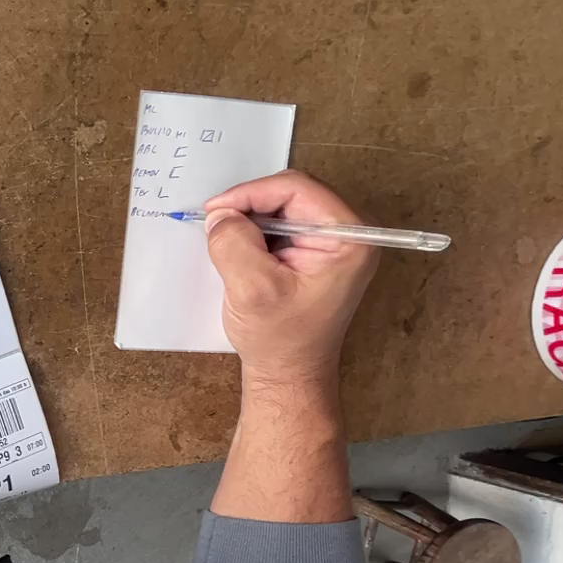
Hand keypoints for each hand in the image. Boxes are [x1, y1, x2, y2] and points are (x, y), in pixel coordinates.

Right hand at [203, 170, 379, 387]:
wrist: (288, 372)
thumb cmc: (280, 339)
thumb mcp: (252, 289)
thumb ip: (234, 245)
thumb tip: (219, 215)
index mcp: (348, 238)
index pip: (297, 189)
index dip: (250, 193)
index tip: (214, 211)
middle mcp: (346, 234)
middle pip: (290, 195)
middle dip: (248, 206)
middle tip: (214, 224)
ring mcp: (329, 244)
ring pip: (281, 209)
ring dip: (248, 221)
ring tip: (223, 242)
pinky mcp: (311, 254)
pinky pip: (279, 228)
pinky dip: (252, 234)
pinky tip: (236, 251)